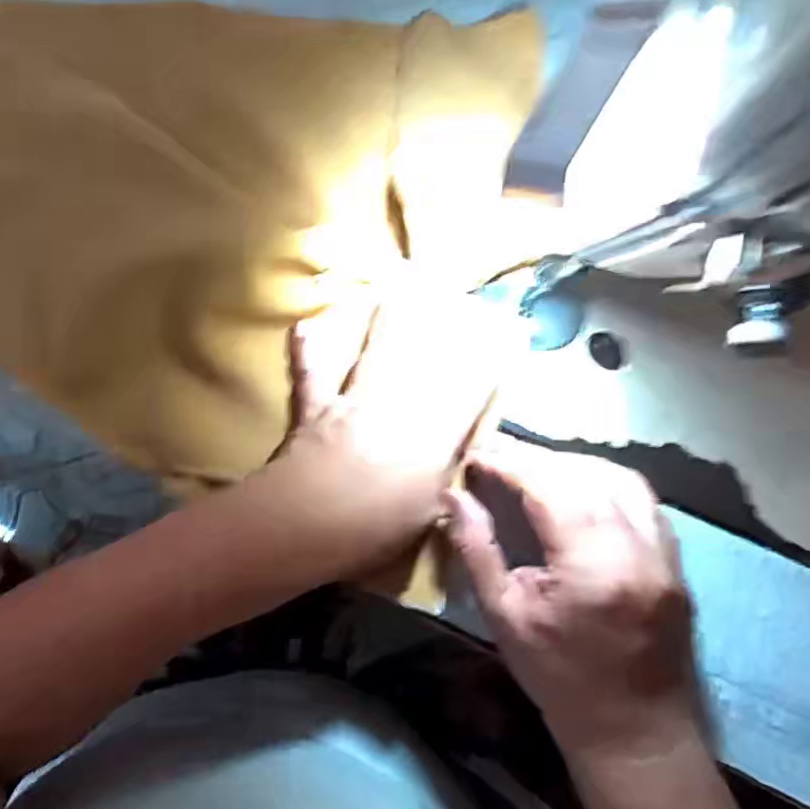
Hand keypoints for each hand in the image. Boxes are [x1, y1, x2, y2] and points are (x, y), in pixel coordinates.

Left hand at [266, 277, 516, 571]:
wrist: (314, 518)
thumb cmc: (381, 522)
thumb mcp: (432, 500)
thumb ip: (449, 463)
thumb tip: (466, 436)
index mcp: (433, 430)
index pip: (468, 382)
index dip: (488, 354)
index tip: (506, 328)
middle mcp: (394, 404)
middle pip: (421, 355)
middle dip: (440, 323)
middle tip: (453, 291)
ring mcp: (350, 401)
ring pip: (371, 353)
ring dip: (383, 320)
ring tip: (393, 286)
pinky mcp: (314, 407)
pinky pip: (312, 373)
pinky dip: (308, 351)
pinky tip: (304, 326)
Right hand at [442, 441, 703, 764]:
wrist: (634, 729)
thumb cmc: (556, 676)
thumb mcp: (501, 613)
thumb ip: (478, 547)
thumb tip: (454, 495)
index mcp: (593, 568)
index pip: (551, 488)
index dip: (509, 463)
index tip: (474, 455)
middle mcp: (639, 552)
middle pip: (588, 475)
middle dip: (536, 458)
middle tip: (493, 456)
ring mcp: (665, 556)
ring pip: (622, 480)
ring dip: (571, 464)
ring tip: (528, 467)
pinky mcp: (674, 562)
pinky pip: (641, 501)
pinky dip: (600, 483)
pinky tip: (570, 490)